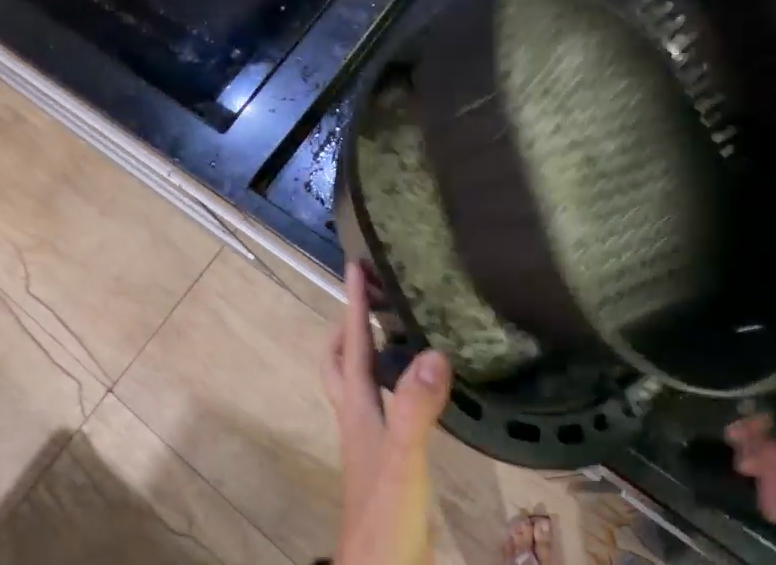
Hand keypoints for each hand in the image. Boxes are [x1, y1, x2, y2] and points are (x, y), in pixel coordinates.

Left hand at [324, 262, 453, 564]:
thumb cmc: (387, 512)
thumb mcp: (404, 456)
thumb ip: (417, 408)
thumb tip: (434, 352)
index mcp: (358, 408)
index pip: (351, 345)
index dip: (353, 304)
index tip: (356, 264)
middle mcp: (360, 416)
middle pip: (341, 361)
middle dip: (350, 324)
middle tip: (371, 295)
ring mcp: (372, 438)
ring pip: (363, 381)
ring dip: (371, 348)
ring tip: (396, 325)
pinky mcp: (389, 456)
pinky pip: (387, 402)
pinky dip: (396, 380)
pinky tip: (422, 385)